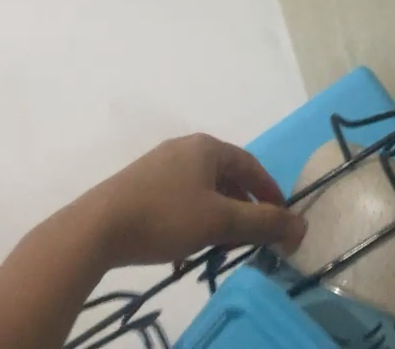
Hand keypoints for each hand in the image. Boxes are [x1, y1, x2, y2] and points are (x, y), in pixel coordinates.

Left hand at [64, 133, 306, 268]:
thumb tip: (301, 226)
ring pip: (201, 189)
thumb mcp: (219, 223)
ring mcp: (157, 165)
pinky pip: (178, 198)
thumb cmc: (164, 218)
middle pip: (226, 176)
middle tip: (251, 235)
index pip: (250, 165)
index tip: (280, 217)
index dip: (269, 191)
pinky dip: (192, 218)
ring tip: (220, 245)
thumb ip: (263, 224)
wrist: (93, 230)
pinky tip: (185, 247)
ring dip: (217, 215)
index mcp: (207, 147)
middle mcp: (184, 148)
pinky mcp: (137, 185)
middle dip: (242, 206)